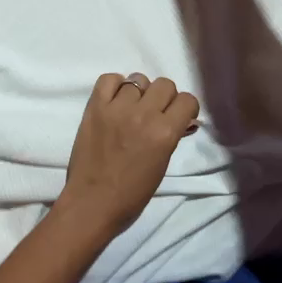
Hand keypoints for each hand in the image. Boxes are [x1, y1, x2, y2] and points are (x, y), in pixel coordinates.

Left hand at [55, 73, 200, 235]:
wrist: (93, 203)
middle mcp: (143, 114)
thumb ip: (172, 137)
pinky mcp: (94, 108)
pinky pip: (108, 79)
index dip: (185, 108)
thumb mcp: (162, 164)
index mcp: (165, 132)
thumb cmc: (133, 193)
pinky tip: (115, 100)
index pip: (187, 100)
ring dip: (140, 92)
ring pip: (138, 79)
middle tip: (155, 113)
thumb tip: (182, 121)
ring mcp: (116, 108)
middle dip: (165, 98)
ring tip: (132, 108)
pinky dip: (115, 86)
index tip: (179, 117)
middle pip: (165, 85)